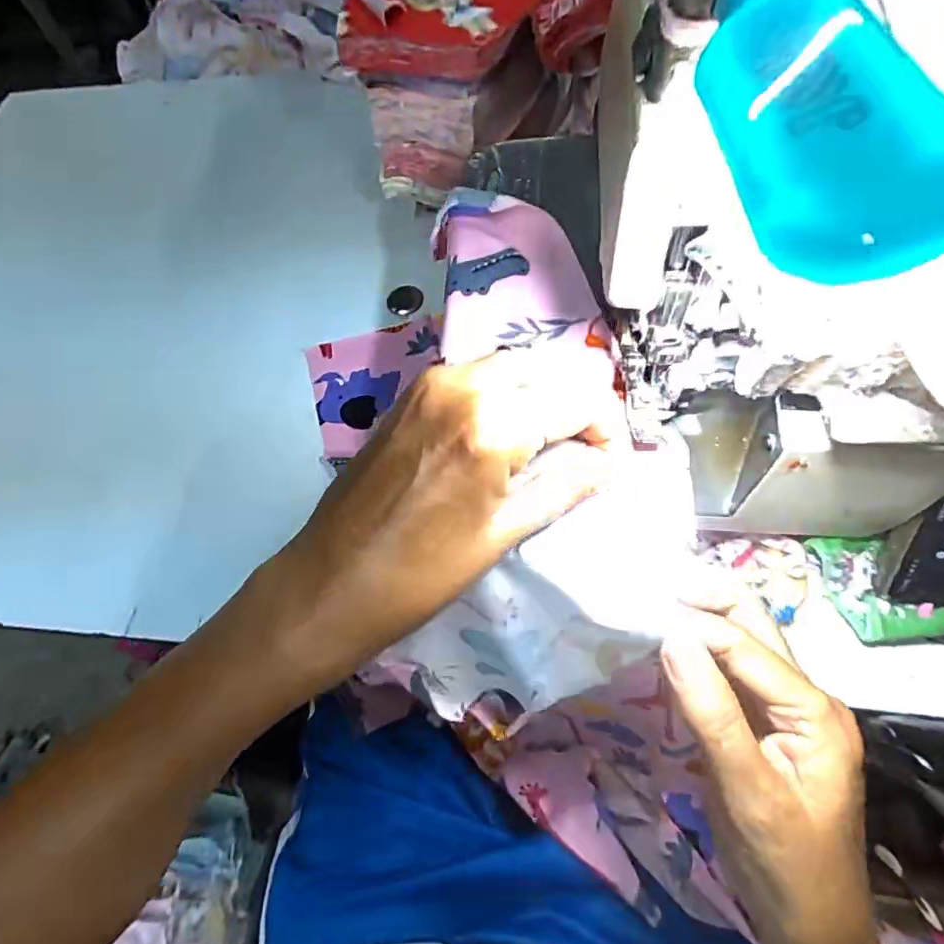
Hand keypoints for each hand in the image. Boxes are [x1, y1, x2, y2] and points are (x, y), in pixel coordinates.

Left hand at [235, 346, 626, 690]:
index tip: (608, 463)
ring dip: (539, 395)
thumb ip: (564, 485)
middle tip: (581, 452)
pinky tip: (503, 434)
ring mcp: (432, 383)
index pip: (580, 398)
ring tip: (545, 446)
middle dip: (575, 404)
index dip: (608, 428)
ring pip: (512, 366)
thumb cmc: (422, 571)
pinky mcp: (411, 393)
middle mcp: (464, 384)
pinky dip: (502, 393)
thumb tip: (610, 462)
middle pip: (548, 368)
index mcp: (494, 422)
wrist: (333, 576)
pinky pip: (475, 376)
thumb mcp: (504, 532)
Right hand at [662, 596, 889, 943]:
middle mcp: (804, 697)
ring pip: (737, 645)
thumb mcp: (747, 790)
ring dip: (696, 625)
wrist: (808, 925)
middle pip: (751, 627)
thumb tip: (671, 637)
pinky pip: (725, 675)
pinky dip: (694, 658)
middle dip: (701, 604)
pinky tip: (663, 653)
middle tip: (645, 596)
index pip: (744, 645)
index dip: (692, 626)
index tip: (638, 615)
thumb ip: (711, 711)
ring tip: (647, 615)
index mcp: (814, 710)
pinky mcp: (759, 724)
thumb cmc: (785, 863)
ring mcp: (782, 709)